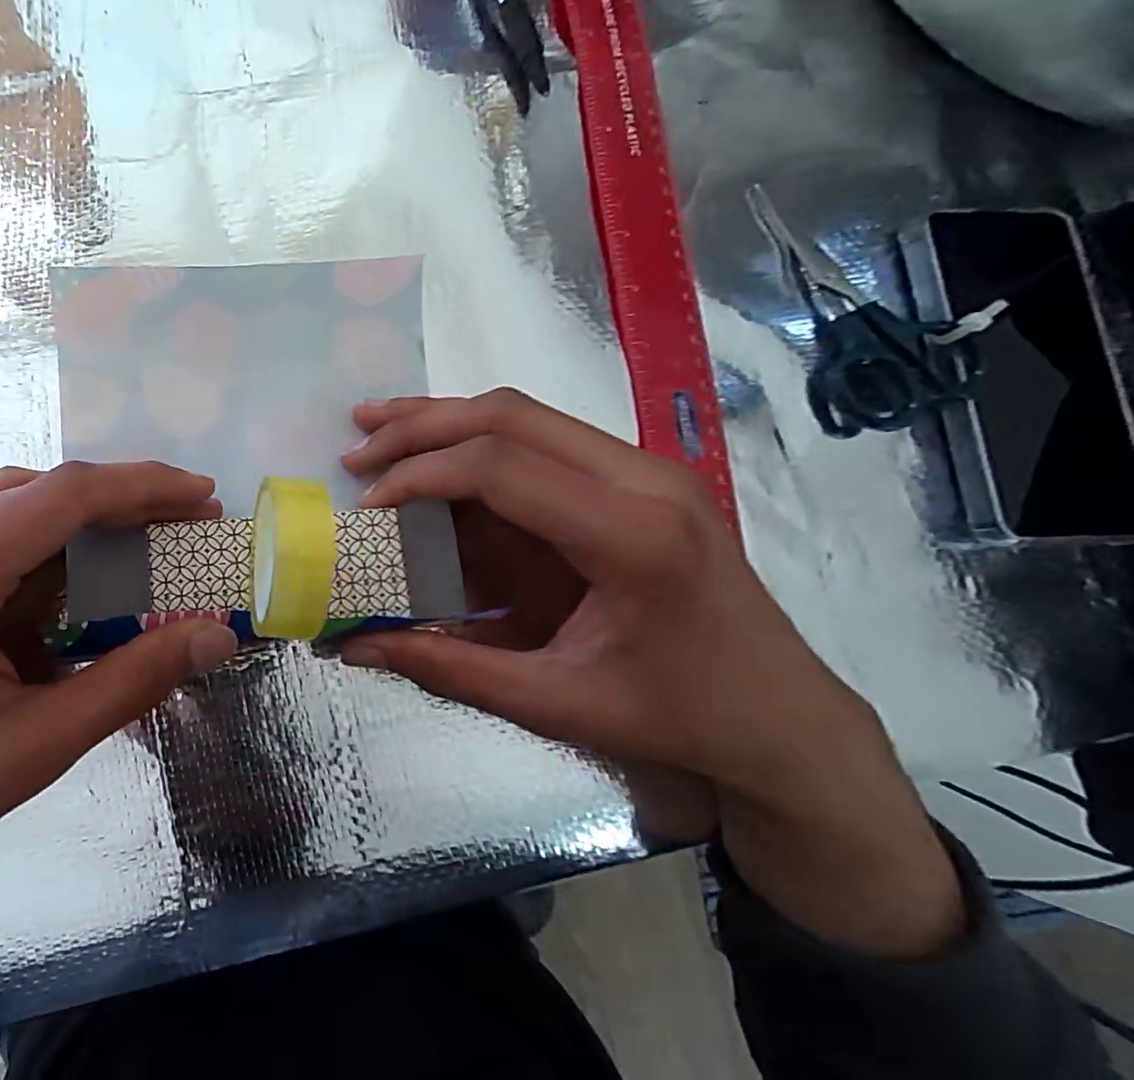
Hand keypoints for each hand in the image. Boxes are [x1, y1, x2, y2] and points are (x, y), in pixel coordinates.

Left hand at [0, 463, 239, 1079]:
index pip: (65, 495)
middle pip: (37, 491)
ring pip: (5, 508)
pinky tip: (61, 590)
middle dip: (121, 503)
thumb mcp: (36, 746)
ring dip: (77, 524)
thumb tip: (219, 636)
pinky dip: (35, 550)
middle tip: (185, 528)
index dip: (146, 487)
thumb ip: (134, 680)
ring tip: (135, 553)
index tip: (205, 496)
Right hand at [341, 390, 962, 957]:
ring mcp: (652, 470)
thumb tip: (352, 647)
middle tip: (360, 447)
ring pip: (531, 416)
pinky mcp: (644, 479)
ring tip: (382, 430)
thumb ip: (448, 667)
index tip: (369, 504)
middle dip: (423, 427)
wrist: (780, 717)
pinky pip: (550, 442)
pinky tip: (446, 460)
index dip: (421, 475)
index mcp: (632, 535)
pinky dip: (486, 445)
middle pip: (512, 417)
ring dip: (451, 422)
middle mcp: (646, 478)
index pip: (501, 467)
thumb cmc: (674, 715)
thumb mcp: (553, 701)